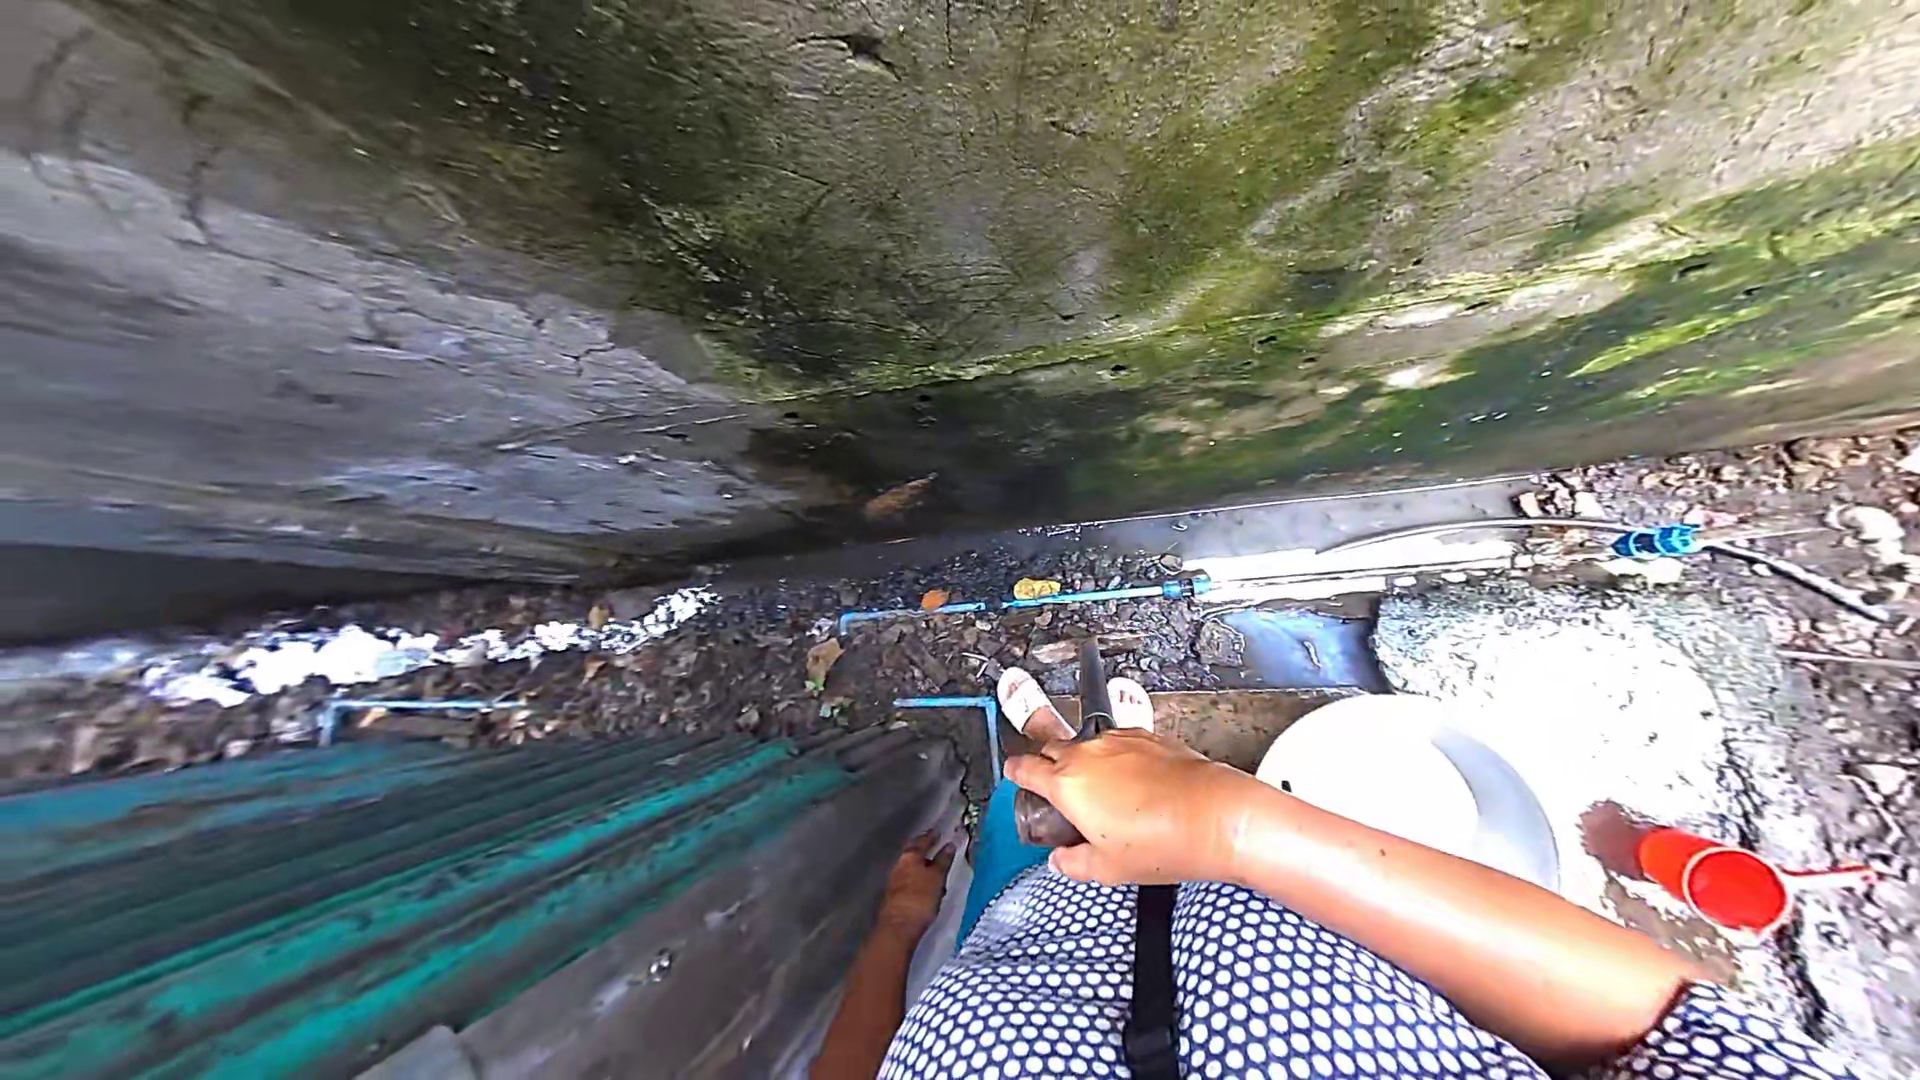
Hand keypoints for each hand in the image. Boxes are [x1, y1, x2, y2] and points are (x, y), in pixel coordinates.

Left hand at [876, 832, 955, 938]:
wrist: (897, 928)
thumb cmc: (920, 899)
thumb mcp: (936, 878)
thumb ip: (943, 861)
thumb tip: (949, 845)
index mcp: (909, 856)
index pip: (922, 841)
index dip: (931, 836)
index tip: (938, 831)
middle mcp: (899, 865)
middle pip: (912, 853)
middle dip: (923, 849)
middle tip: (933, 846)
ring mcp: (894, 881)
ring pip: (909, 867)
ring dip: (920, 866)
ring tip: (932, 868)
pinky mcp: (893, 896)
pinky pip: (907, 881)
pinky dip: (916, 879)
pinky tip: (924, 887)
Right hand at [1004, 728, 1270, 884]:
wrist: (1213, 814)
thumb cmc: (1161, 842)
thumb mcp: (1109, 869)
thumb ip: (1074, 863)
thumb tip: (1061, 860)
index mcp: (1066, 784)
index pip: (1024, 768)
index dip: (1014, 770)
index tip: (1013, 772)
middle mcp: (1084, 754)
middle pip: (1050, 748)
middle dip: (1047, 764)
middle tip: (1057, 788)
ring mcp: (1114, 740)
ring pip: (1084, 744)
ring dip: (1084, 761)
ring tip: (1104, 790)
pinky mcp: (1142, 734)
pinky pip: (1115, 741)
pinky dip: (1114, 756)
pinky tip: (1133, 780)